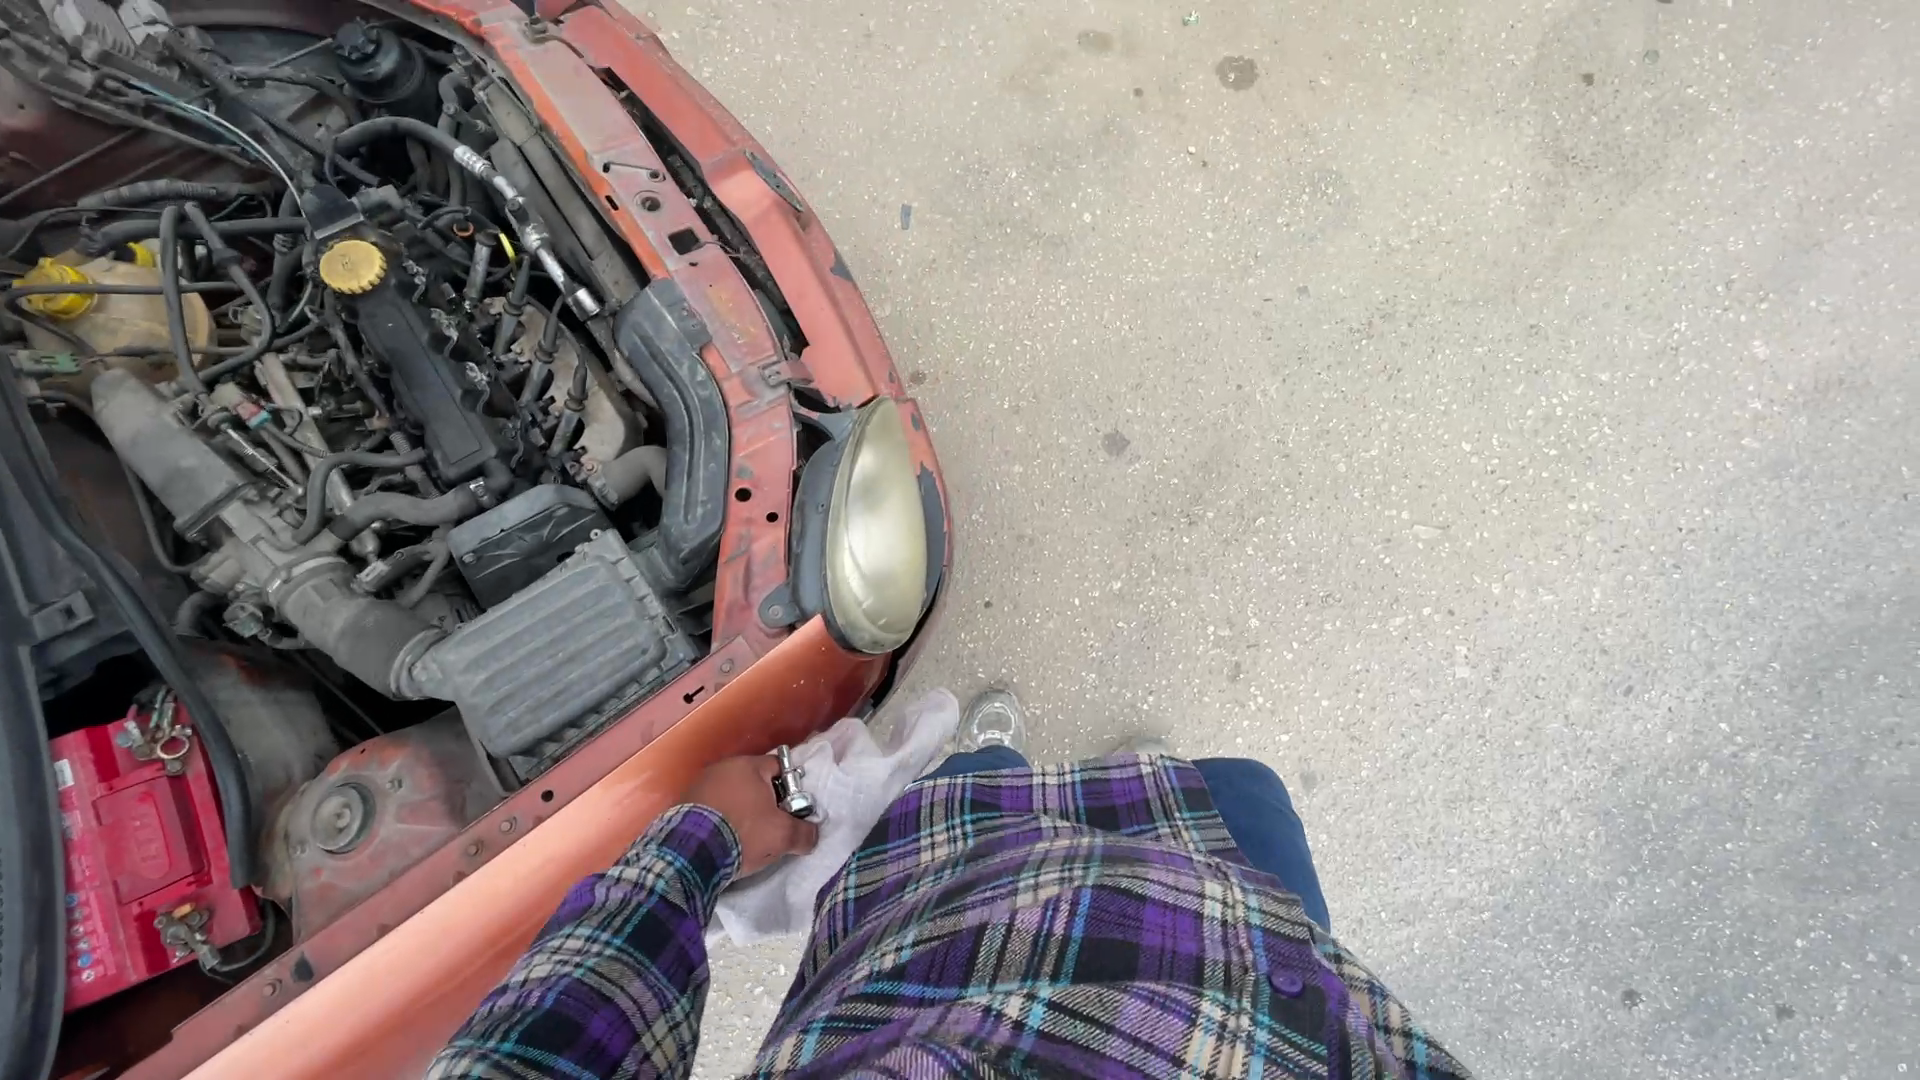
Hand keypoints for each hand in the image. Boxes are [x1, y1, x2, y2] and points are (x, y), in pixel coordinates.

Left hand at [680, 754, 818, 877]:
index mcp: (749, 765)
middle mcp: (723, 767)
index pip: (779, 767)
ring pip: (730, 794)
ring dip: (739, 810)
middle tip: (770, 825)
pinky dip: (718, 820)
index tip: (792, 810)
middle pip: (753, 781)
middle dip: (763, 801)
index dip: (791, 788)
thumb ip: (804, 832)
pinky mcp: (682, 805)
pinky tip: (721, 839)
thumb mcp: (783, 836)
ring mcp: (699, 785)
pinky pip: (710, 808)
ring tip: (744, 836)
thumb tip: (813, 835)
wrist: (689, 854)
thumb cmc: (743, 832)